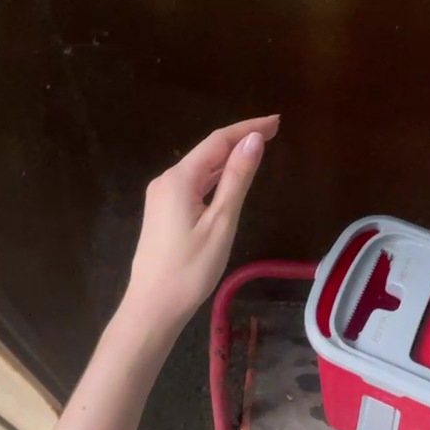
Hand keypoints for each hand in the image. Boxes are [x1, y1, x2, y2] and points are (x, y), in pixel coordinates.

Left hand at [118, 116, 278, 337]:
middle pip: (208, 151)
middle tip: (275, 131)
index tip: (277, 122)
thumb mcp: (221, 222)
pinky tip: (232, 177)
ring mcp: (162, 196)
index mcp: (179, 179)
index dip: (248, 128)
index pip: (218, 141)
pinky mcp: (164, 211)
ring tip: (260, 149)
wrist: (153, 307)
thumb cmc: (190, 269)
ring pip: (201, 167)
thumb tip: (254, 140)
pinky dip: (217, 175)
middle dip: (241, 138)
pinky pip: (195, 183)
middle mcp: (167, 180)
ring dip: (230, 157)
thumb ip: (237, 179)